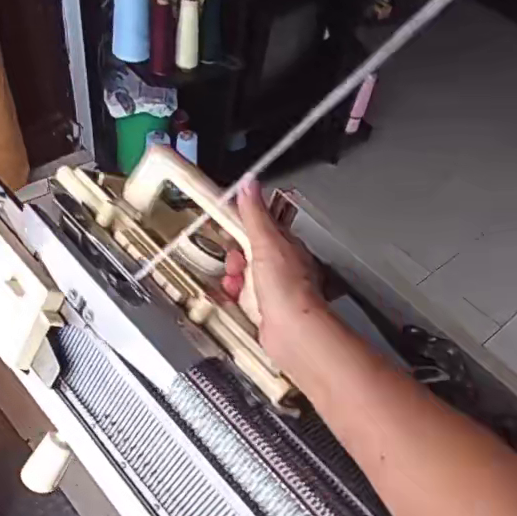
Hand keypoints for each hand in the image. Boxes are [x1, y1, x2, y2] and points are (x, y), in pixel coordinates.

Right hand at [222, 182, 327, 354]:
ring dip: (234, 279)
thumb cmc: (288, 289)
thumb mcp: (266, 242)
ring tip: (235, 283)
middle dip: (235, 257)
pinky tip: (237, 299)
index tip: (225, 228)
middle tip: (235, 263)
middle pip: (249, 253)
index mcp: (287, 245)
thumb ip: (255, 214)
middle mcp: (283, 267)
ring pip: (245, 277)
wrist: (291, 331)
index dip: (240, 226)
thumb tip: (249, 184)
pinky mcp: (266, 311)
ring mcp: (275, 290)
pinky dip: (237, 298)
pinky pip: (245, 299)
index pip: (260, 226)